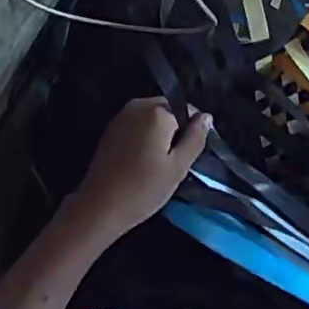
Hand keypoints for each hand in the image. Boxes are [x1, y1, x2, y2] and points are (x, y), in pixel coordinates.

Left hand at [65, 98, 210, 244]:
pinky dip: (145, 134)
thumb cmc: (144, 188)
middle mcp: (137, 105)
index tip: (191, 153)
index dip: (194, 129)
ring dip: (161, 132)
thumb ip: (195, 138)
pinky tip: (144, 159)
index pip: (187, 109)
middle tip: (177, 159)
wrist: (101, 204)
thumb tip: (206, 116)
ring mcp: (122, 114)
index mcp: (156, 111)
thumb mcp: (178, 166)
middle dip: (176, 128)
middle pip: (168, 109)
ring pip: (152, 116)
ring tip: (162, 161)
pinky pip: (137, 122)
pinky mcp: (112, 127)